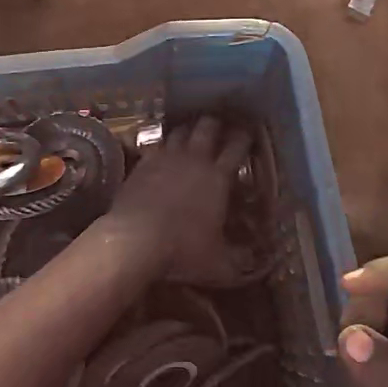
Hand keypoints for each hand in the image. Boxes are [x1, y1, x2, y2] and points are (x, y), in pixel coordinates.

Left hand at [104, 117, 251, 282]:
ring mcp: (164, 159)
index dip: (244, 137)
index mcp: (218, 177)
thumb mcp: (218, 262)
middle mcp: (194, 160)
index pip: (237, 147)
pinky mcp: (141, 165)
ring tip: (191, 132)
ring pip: (179, 131)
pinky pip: (154, 145)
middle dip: (215, 124)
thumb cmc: (182, 250)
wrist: (134, 241)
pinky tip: (161, 149)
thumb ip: (238, 257)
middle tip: (220, 125)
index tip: (248, 133)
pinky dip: (161, 144)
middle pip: (207, 128)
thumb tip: (253, 258)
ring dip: (188, 129)